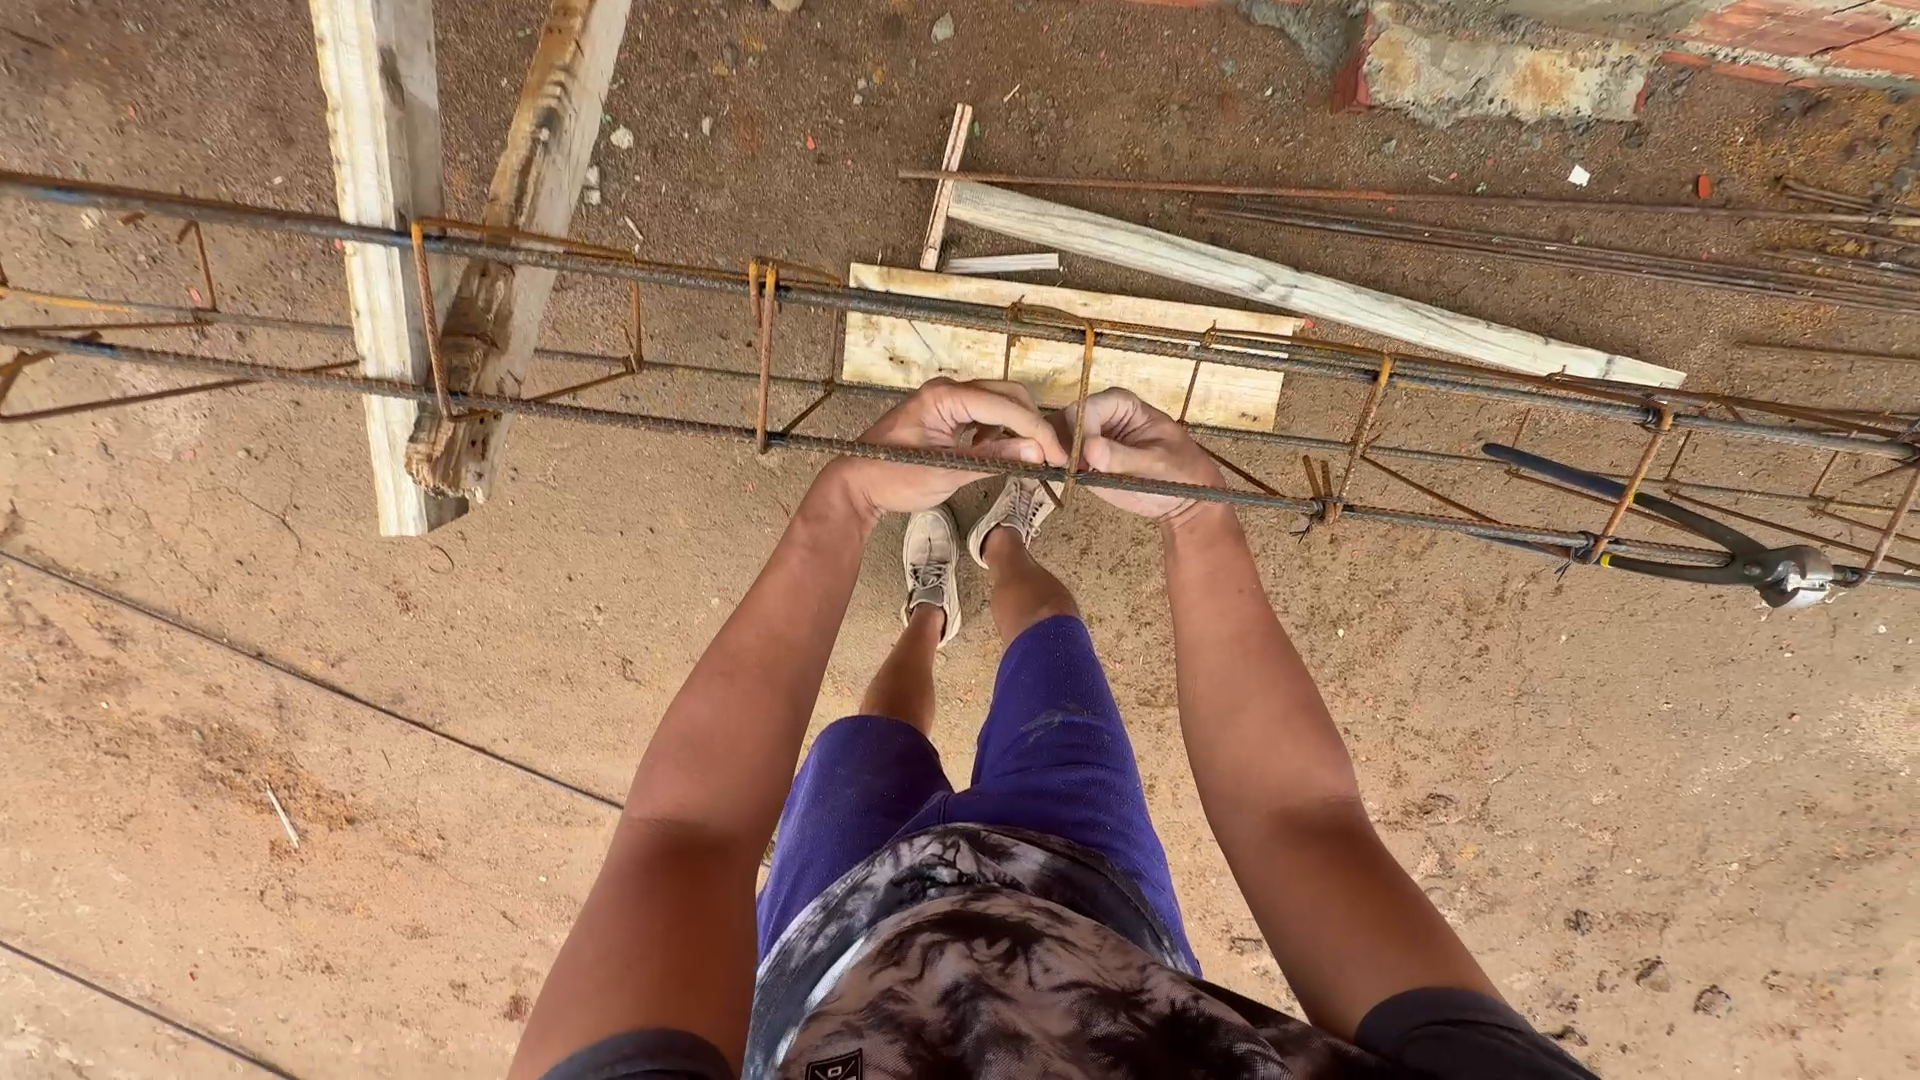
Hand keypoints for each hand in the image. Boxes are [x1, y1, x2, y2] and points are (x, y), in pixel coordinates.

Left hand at [830, 377, 1067, 516]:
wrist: (857, 483)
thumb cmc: (894, 478)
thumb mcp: (948, 472)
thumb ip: (994, 458)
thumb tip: (1036, 453)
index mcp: (945, 396)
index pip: (1005, 406)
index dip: (1037, 431)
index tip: (1059, 455)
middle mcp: (947, 389)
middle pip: (1007, 395)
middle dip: (1032, 424)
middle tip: (1050, 456)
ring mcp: (945, 398)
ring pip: (997, 402)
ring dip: (1016, 426)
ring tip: (1026, 456)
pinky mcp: (944, 411)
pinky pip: (982, 412)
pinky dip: (997, 429)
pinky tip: (995, 451)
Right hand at [1051, 388, 1224, 523]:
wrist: (1182, 500)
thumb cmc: (1178, 474)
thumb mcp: (1156, 464)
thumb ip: (1123, 456)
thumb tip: (1090, 449)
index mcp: (1121, 404)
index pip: (1087, 408)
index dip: (1081, 431)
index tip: (1088, 459)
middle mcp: (1099, 416)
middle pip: (1065, 420)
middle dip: (1060, 443)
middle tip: (1068, 468)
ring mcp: (1087, 438)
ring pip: (1055, 438)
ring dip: (1052, 455)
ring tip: (1063, 473)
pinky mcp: (1081, 461)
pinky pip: (1058, 458)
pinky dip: (1053, 466)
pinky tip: (1060, 476)